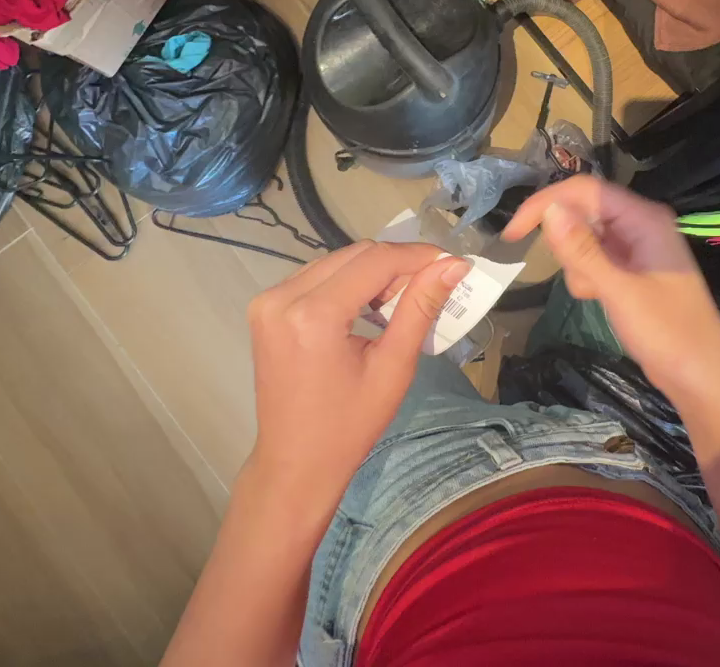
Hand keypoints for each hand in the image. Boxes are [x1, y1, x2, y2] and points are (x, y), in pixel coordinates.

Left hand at [245, 242, 471, 505]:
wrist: (295, 464)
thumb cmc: (349, 426)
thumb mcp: (393, 368)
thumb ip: (420, 308)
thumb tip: (454, 265)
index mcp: (313, 314)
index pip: (375, 261)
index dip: (417, 255)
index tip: (451, 262)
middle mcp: (283, 297)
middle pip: (355, 254)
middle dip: (397, 263)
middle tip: (430, 285)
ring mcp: (269, 300)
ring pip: (337, 260)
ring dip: (373, 270)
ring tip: (401, 299)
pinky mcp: (266, 306)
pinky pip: (318, 275)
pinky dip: (349, 280)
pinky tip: (369, 305)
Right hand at [503, 178, 719, 405]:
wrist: (702, 379)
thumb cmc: (668, 334)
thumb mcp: (619, 291)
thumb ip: (582, 250)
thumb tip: (549, 209)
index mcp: (644, 218)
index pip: (584, 191)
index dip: (545, 204)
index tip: (514, 235)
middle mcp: (640, 224)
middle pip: (582, 211)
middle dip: (567, 245)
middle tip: (574, 279)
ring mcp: (636, 247)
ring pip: (584, 238)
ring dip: (578, 265)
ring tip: (597, 296)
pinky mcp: (631, 269)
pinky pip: (595, 259)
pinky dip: (587, 276)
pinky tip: (601, 300)